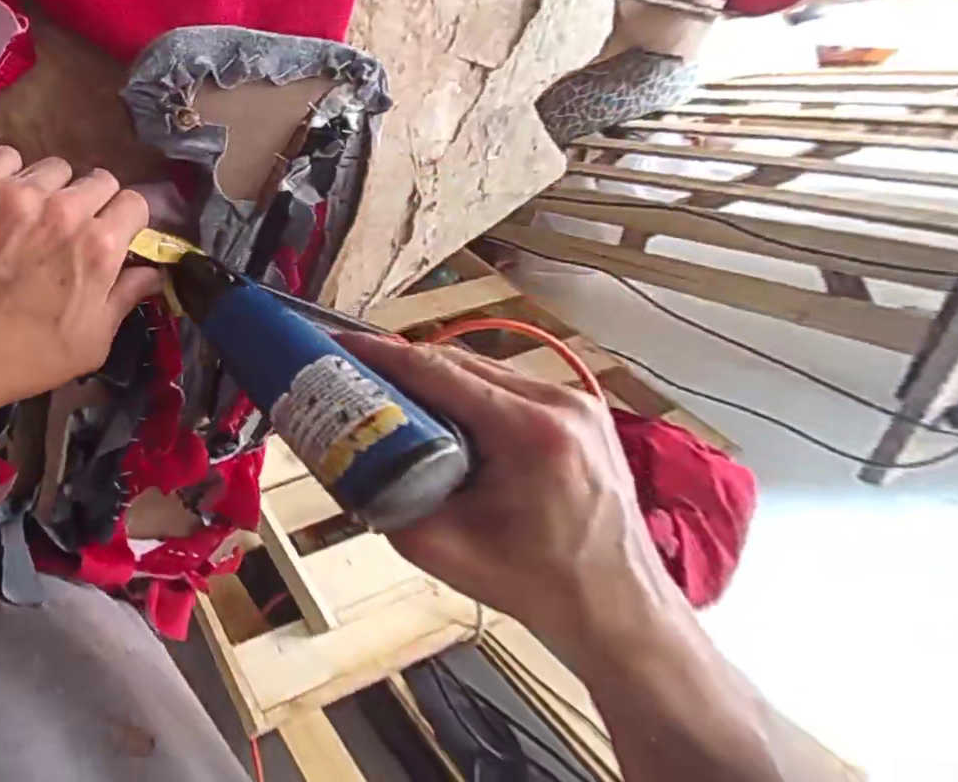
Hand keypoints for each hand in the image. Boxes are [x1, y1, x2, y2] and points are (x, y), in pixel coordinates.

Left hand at [0, 147, 163, 424]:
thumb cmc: (25, 356)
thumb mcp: (92, 342)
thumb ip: (125, 298)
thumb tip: (151, 272)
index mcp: (100, 246)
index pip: (134, 202)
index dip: (125, 219)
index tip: (112, 232)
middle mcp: (65, 209)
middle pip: (98, 179)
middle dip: (92, 202)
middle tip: (68, 228)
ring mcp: (17, 193)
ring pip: (53, 168)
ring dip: (50, 188)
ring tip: (29, 216)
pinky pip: (6, 157)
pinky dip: (8, 173)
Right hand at [335, 335, 688, 650]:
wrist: (620, 612)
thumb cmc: (535, 585)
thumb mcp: (438, 546)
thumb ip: (382, 499)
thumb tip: (342, 461)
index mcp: (529, 432)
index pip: (434, 371)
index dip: (378, 353)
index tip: (336, 344)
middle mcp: (558, 404)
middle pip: (455, 362)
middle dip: (397, 364)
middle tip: (351, 373)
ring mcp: (574, 404)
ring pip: (478, 367)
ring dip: (428, 375)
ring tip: (386, 390)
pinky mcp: (578, 413)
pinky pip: (502, 384)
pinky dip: (461, 388)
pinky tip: (435, 407)